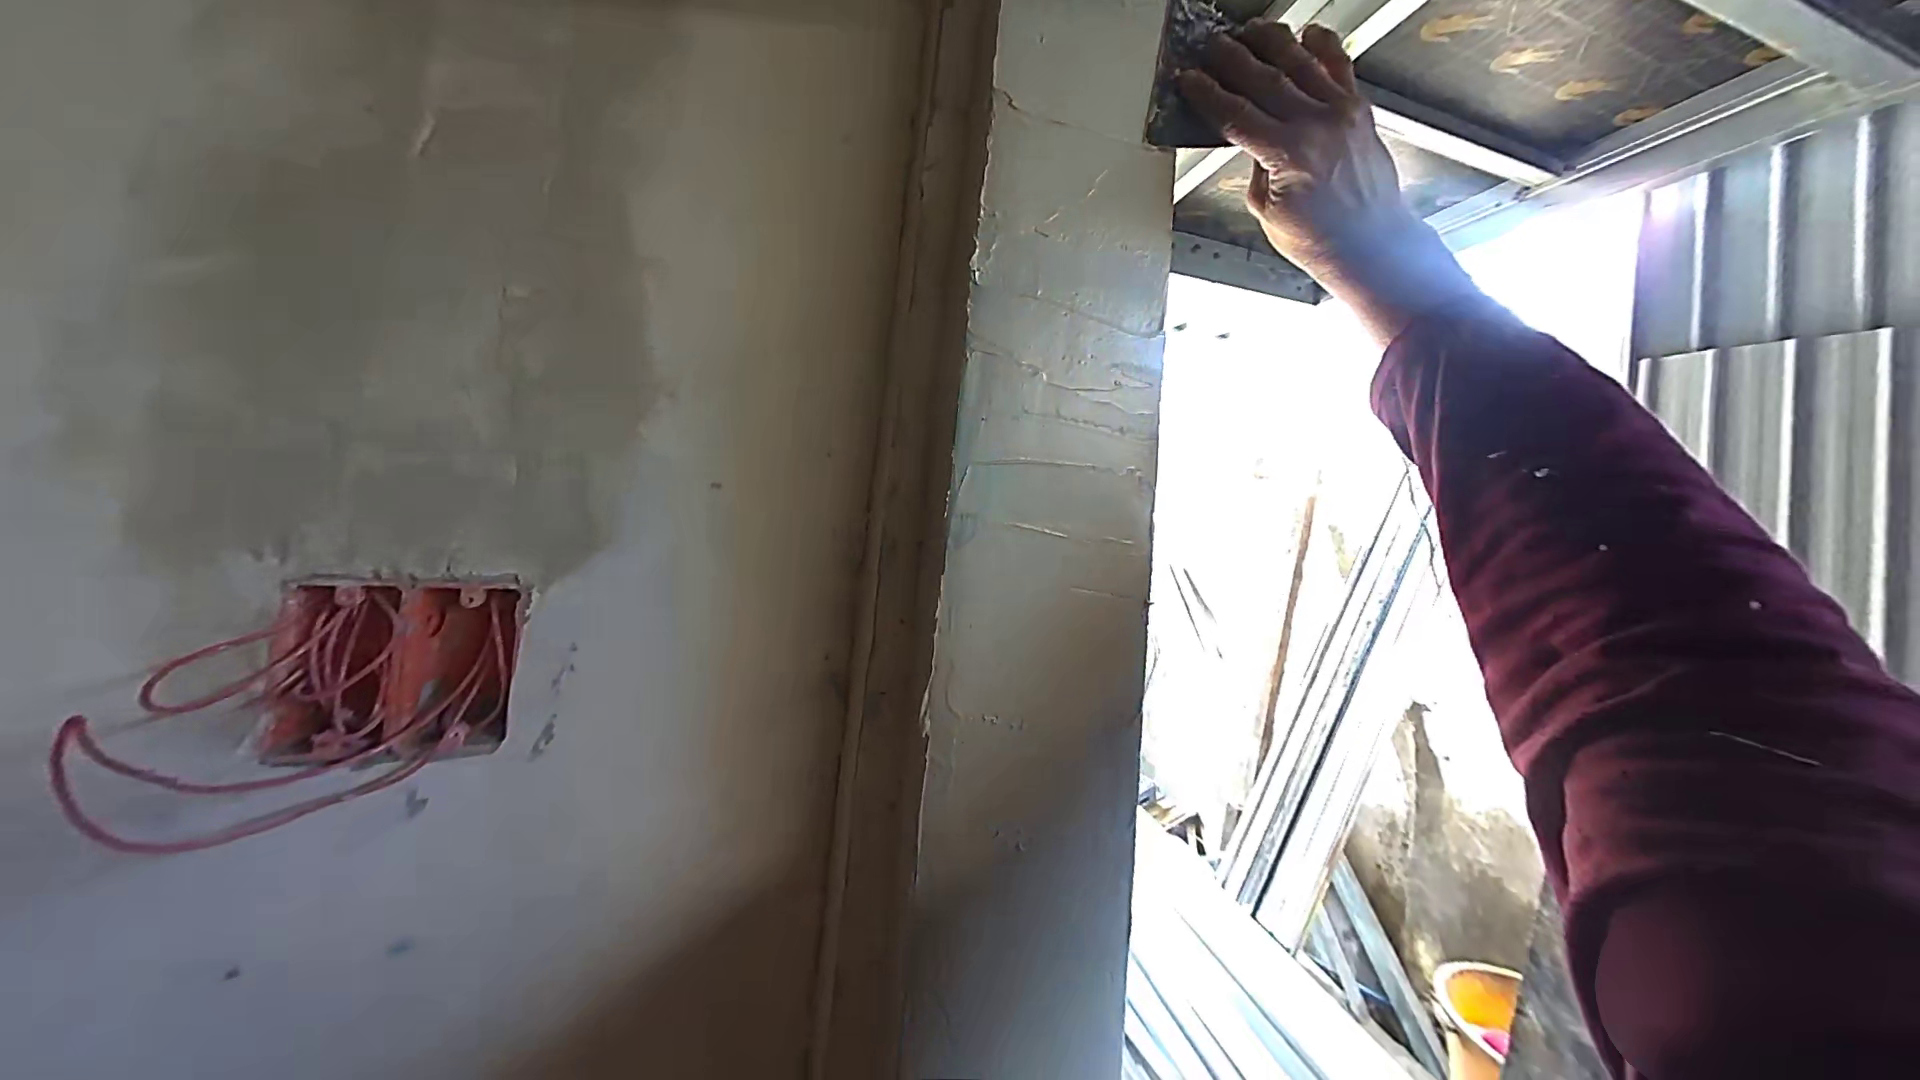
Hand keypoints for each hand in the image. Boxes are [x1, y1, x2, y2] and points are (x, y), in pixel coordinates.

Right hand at [1178, 22, 1478, 342]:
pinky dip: (1322, 46)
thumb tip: (1249, 136)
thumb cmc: (1318, 237)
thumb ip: (1256, 166)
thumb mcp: (1266, 207)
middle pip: (1264, 78)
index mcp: (1287, 153)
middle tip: (1211, 45)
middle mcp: (1317, 123)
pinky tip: (1307, 33)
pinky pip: (1339, 66)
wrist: (1368, 241)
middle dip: (1232, 59)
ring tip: (1250, 31)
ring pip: (1300, 62)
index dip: (1208, 94)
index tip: (1191, 79)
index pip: (1236, 113)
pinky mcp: (1359, 109)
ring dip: (1271, 42)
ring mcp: (1342, 111)